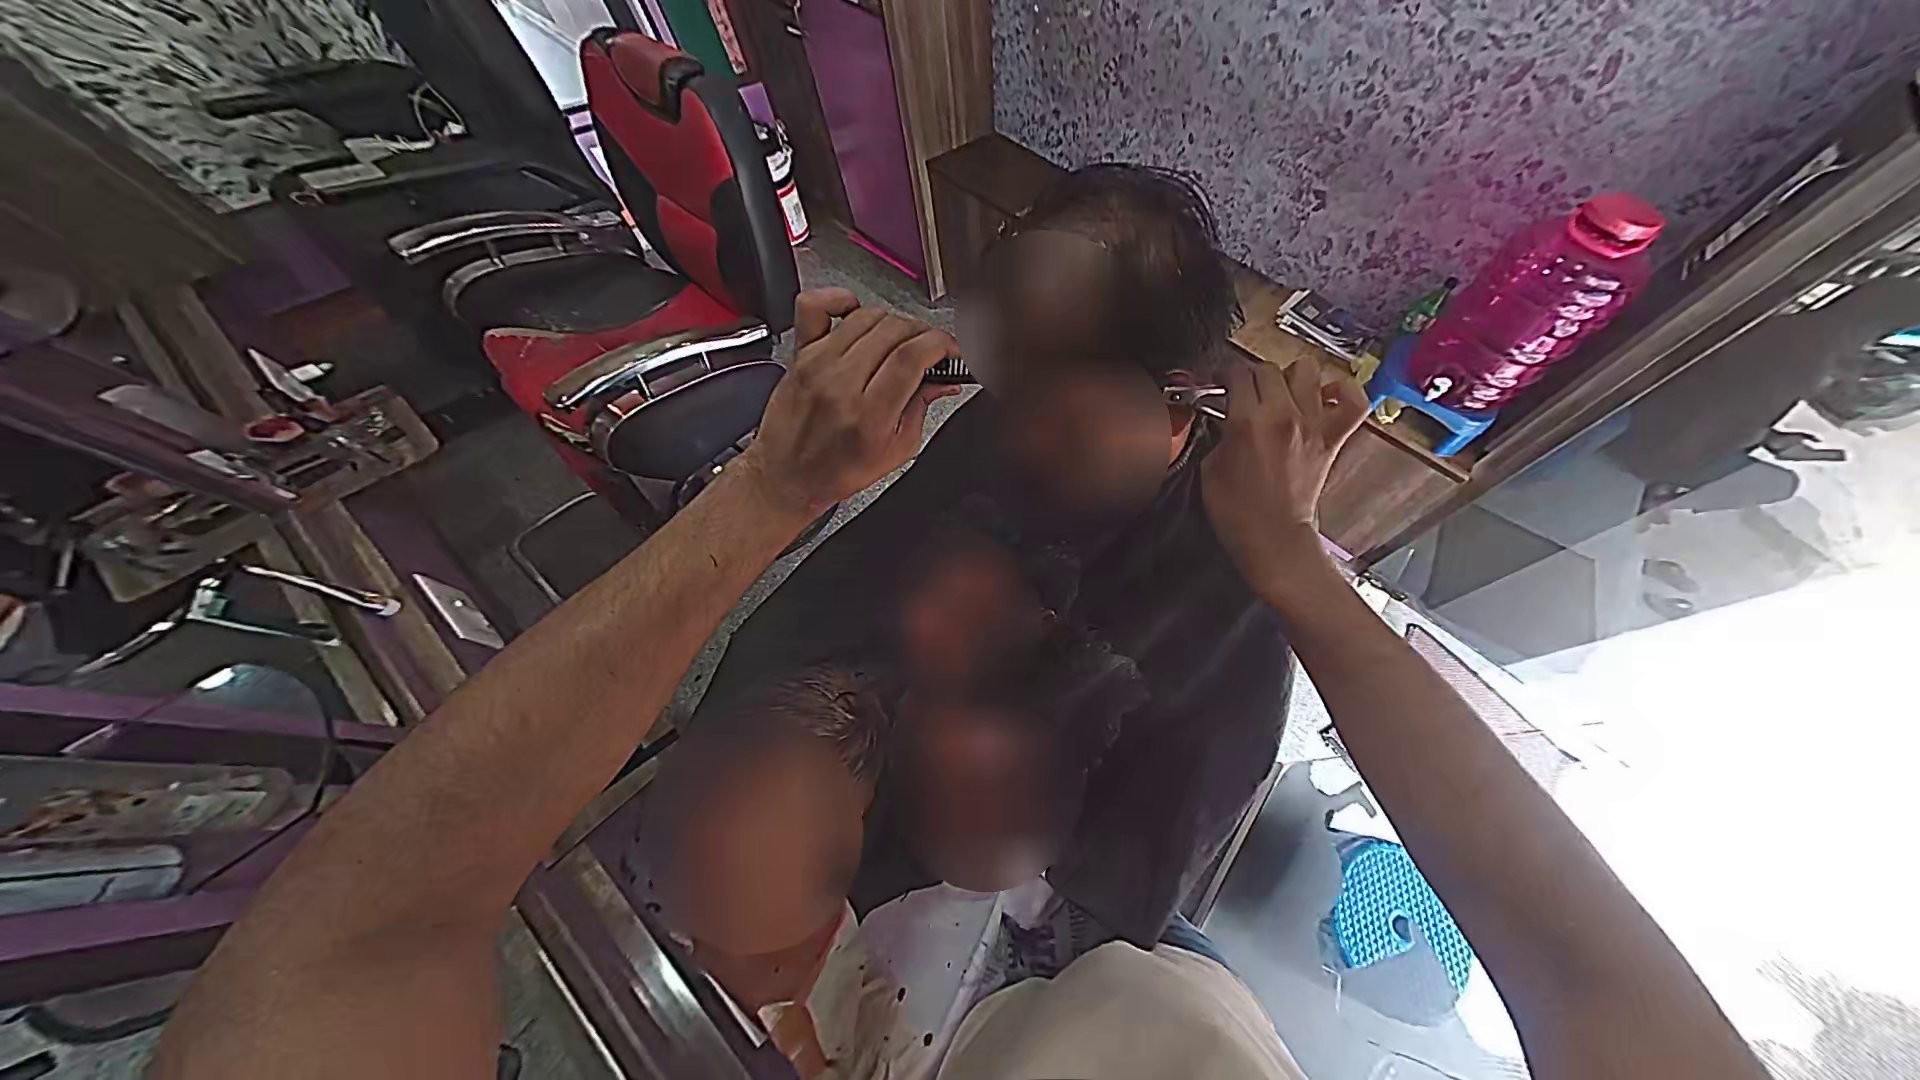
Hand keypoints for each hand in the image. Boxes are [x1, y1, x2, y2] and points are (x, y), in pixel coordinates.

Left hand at [737, 288, 960, 516]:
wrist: (788, 477)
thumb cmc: (836, 470)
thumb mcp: (895, 452)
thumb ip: (921, 410)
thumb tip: (944, 381)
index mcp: (869, 416)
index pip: (912, 356)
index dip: (941, 344)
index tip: (950, 350)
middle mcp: (841, 385)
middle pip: (894, 331)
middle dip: (922, 333)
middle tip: (929, 349)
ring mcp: (817, 365)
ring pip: (866, 315)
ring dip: (893, 322)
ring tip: (898, 341)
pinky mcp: (800, 354)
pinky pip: (814, 305)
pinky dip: (839, 298)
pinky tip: (854, 311)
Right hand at [1201, 358, 1367, 593]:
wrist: (1271, 537)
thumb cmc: (1237, 511)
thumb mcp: (1210, 466)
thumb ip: (1220, 434)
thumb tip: (1227, 419)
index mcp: (1246, 422)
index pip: (1236, 374)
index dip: (1224, 374)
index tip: (1221, 381)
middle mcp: (1282, 416)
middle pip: (1268, 368)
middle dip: (1252, 375)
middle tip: (1244, 390)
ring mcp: (1312, 424)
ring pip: (1306, 370)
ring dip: (1289, 376)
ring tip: (1280, 391)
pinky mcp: (1331, 438)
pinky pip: (1352, 400)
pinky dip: (1341, 391)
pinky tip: (1324, 394)